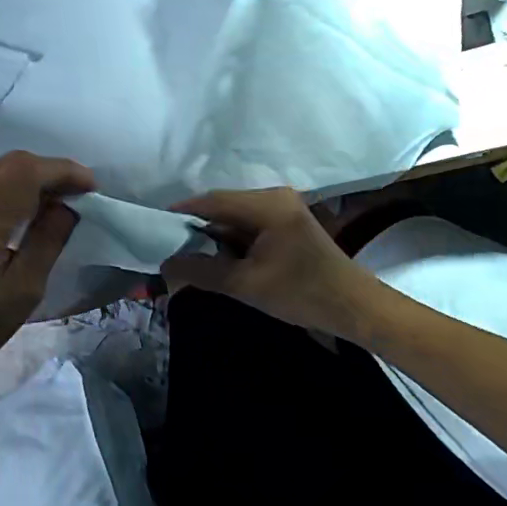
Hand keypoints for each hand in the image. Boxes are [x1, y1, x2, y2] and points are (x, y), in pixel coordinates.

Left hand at [0, 151, 95, 448]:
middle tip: (80, 194)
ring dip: (28, 180)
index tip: (92, 187)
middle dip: (48, 172)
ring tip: (59, 202)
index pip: (21, 173)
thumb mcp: (25, 290)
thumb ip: (48, 238)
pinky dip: (8, 192)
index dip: (61, 171)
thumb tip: (67, 204)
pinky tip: (26, 212)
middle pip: (6, 166)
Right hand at [162, 188, 382, 336]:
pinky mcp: (288, 228)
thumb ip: (202, 271)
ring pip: (235, 220)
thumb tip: (165, 263)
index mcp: (267, 203)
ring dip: (213, 238)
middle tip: (166, 249)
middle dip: (195, 229)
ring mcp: (284, 212)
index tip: (152, 229)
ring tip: (184, 258)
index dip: (180, 213)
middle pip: (223, 208)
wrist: (354, 307)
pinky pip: (250, 229)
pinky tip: (215, 261)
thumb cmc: (301, 292)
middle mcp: (275, 198)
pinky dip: (231, 244)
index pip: (211, 200)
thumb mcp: (246, 284)